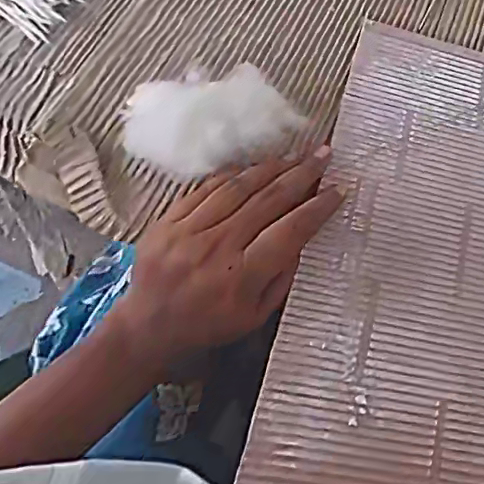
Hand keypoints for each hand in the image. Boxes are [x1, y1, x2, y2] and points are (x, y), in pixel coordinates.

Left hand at [106, 150, 341, 369]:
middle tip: (323, 157)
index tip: (337, 191)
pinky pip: (208, 187)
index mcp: (240, 277)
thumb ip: (281, 276)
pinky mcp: (169, 219)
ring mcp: (188, 231)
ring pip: (239, 187)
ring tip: (295, 158)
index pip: (289, 231)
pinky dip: (235, 174)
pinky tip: (254, 167)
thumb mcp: (254, 315)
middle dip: (302, 174)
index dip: (317, 208)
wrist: (147, 326)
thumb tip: (302, 235)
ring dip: (272, 168)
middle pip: (268, 200)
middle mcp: (215, 248)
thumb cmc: (208, 325)